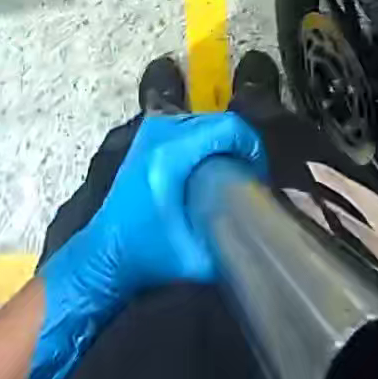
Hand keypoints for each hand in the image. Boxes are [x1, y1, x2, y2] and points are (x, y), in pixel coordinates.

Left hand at [25, 111, 267, 378]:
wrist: (107, 251)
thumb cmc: (148, 253)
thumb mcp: (199, 257)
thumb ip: (236, 241)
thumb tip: (270, 226)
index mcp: (172, 152)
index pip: (227, 127)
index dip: (253, 147)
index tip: (259, 176)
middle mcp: (159, 132)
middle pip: (217, 122)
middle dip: (239, 148)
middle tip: (249, 181)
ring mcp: (150, 131)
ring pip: (202, 122)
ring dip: (222, 145)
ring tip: (231, 177)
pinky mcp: (146, 137)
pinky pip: (187, 127)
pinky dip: (204, 143)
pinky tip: (208, 171)